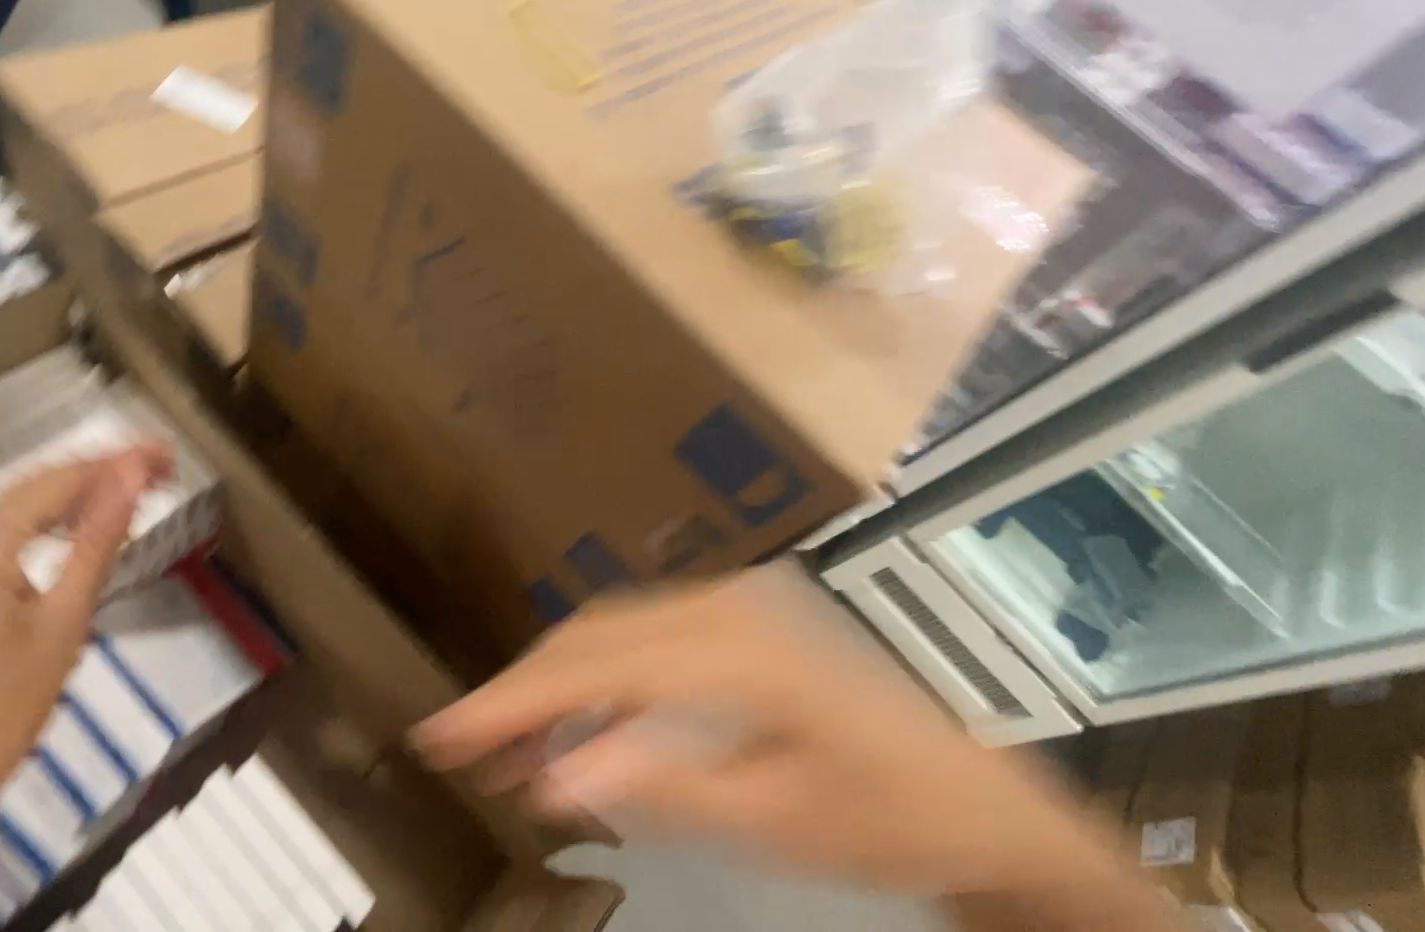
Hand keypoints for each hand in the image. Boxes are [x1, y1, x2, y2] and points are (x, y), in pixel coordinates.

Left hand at [0, 446, 172, 825]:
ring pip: (13, 509)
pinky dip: (41, 526)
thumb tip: (131, 474)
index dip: (117, 461)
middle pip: (32, 487)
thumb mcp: (63, 622)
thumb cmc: (0, 711)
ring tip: (132, 492)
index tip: (169, 454)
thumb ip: (98, 541)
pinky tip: (75, 531)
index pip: (57, 481)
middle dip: (98, 473)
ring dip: (72, 498)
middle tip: (162, 469)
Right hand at [412, 565, 1120, 897]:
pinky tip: (578, 733)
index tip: (446, 735)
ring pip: (612, 633)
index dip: (514, 700)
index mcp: (733, 647)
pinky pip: (646, 643)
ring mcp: (733, 609)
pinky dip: (600, 685)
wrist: (978, 803)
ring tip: (508, 749)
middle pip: (593, 636)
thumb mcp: (774, 818)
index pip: (595, 665)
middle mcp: (724, 606)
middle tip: (460, 746)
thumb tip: (554, 775)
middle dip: (522, 691)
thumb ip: (660, 786)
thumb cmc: (885, 818)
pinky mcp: (739, 628)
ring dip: (556, 687)